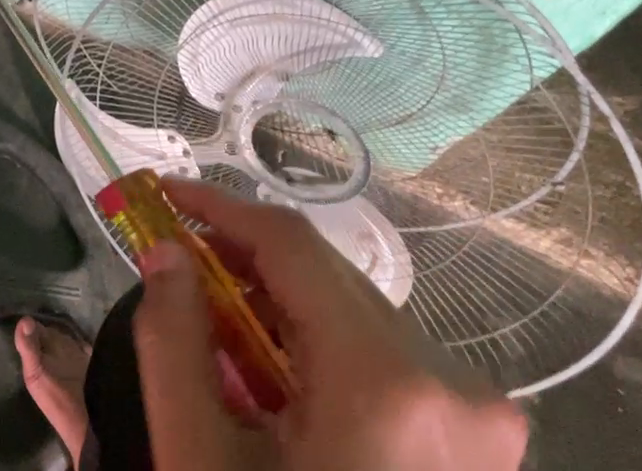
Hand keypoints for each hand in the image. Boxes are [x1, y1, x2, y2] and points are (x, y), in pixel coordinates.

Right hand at [134, 179, 528, 470]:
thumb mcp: (197, 454)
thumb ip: (172, 339)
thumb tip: (165, 256)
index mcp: (387, 382)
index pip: (292, 247)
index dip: (217, 208)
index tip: (160, 196)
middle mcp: (454, 383)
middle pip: (326, 277)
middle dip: (240, 260)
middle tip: (172, 264)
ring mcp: (480, 415)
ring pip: (354, 313)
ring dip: (276, 304)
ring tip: (217, 331)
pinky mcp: (481, 437)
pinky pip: (382, 353)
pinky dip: (317, 344)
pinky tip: (274, 376)